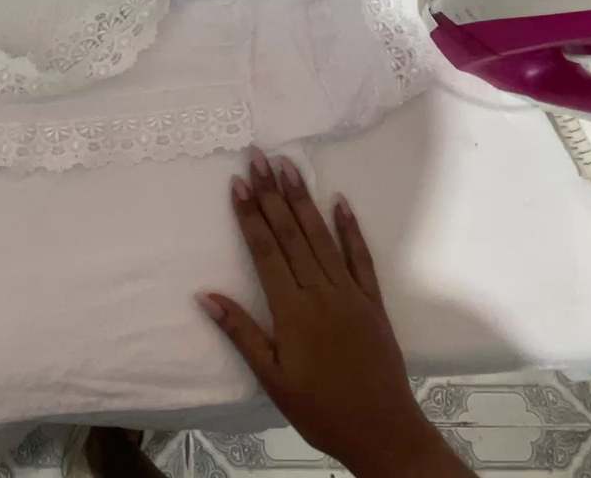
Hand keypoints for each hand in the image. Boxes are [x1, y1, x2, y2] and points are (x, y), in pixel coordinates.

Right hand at [199, 148, 469, 477]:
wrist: (385, 434)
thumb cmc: (320, 410)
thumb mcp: (272, 379)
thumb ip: (241, 332)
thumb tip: (205, 295)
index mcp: (292, 310)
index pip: (265, 250)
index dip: (249, 213)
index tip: (237, 182)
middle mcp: (320, 291)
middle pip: (290, 233)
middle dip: (272, 192)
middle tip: (259, 156)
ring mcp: (350, 293)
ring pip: (321, 236)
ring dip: (304, 199)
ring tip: (289, 166)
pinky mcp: (372, 301)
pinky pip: (361, 257)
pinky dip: (350, 228)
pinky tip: (340, 201)